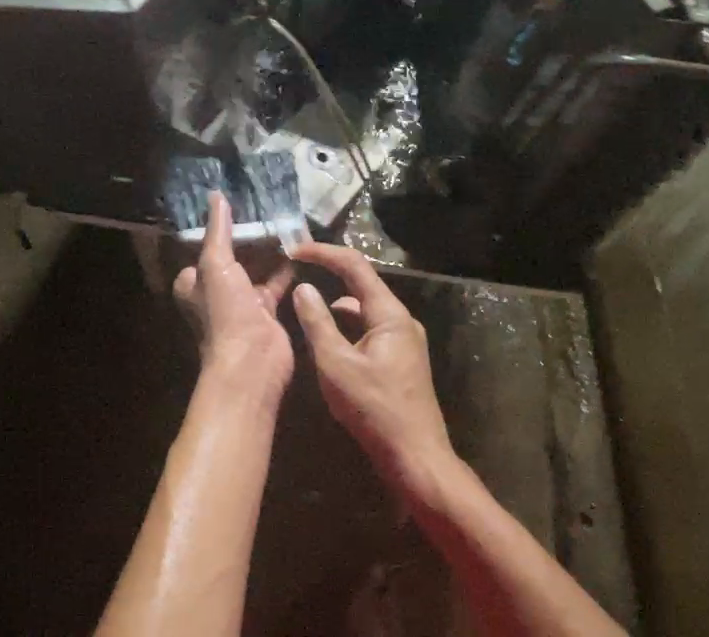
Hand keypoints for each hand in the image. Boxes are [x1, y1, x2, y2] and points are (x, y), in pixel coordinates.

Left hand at [173, 193, 294, 396]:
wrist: (252, 363)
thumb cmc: (224, 312)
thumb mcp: (215, 264)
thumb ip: (218, 230)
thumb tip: (215, 195)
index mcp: (193, 282)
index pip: (205, 247)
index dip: (221, 227)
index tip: (240, 203)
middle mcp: (215, 291)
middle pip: (233, 256)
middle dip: (250, 237)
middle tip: (269, 208)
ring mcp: (241, 302)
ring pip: (256, 268)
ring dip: (269, 250)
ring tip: (287, 222)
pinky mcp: (266, 311)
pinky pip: (275, 282)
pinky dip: (286, 268)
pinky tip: (300, 247)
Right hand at [290, 243, 454, 492]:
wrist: (415, 458)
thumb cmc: (374, 408)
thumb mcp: (335, 363)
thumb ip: (316, 322)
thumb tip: (303, 288)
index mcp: (389, 314)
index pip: (354, 266)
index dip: (322, 253)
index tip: (293, 250)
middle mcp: (401, 321)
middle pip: (360, 286)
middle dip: (327, 277)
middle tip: (294, 275)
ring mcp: (403, 342)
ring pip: (362, 312)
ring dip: (334, 309)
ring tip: (302, 314)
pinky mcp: (400, 361)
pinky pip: (367, 332)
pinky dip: (345, 331)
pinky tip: (326, 347)